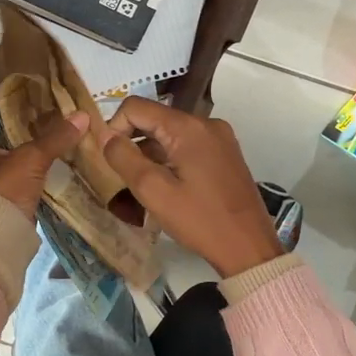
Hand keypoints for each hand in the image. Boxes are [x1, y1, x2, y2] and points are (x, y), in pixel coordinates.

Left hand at [0, 112, 89, 219]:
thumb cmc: (6, 189)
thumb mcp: (31, 157)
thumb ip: (56, 137)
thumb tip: (83, 115)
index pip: (2, 117)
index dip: (22, 106)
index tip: (45, 96)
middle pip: (18, 138)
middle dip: (40, 129)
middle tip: (66, 114)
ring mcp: (4, 181)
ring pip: (28, 159)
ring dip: (47, 151)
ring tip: (73, 135)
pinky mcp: (18, 198)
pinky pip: (36, 177)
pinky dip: (50, 171)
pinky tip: (70, 163)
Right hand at [100, 97, 281, 276]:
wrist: (249, 248)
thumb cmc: (199, 220)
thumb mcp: (152, 190)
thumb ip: (123, 157)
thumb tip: (106, 137)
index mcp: (187, 127)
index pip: (135, 107)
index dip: (114, 127)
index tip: (111, 159)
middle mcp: (205, 123)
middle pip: (153, 118)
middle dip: (132, 142)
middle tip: (124, 175)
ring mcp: (219, 138)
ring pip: (169, 133)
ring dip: (150, 153)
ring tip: (144, 185)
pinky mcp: (225, 153)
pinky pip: (186, 145)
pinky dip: (169, 158)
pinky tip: (167, 186)